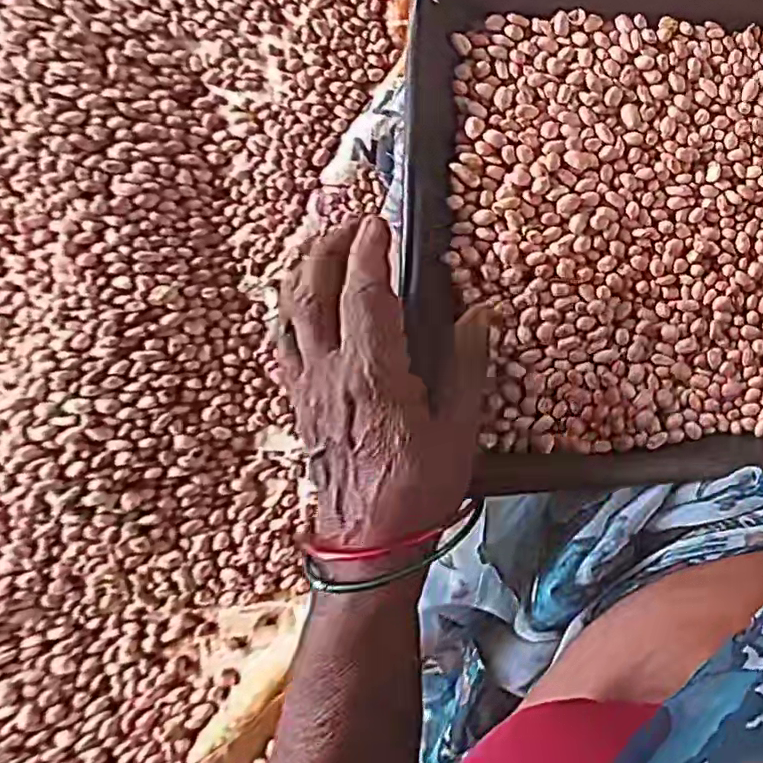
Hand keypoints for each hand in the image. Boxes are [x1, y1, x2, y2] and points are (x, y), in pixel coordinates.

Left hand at [275, 216, 492, 551]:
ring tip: (326, 243)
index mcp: (372, 377)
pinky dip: (292, 306)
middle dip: (329, 248)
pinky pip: (284, 341)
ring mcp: (305, 387)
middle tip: (355, 221)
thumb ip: (467, 365)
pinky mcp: (297, 401)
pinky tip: (305, 298)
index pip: (366, 298)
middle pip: (312, 294)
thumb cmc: (421, 484)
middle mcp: (328, 374)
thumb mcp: (459, 426)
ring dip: (303, 270)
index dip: (372, 254)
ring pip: (289, 314)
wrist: (366, 541)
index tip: (384, 222)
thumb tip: (478, 314)